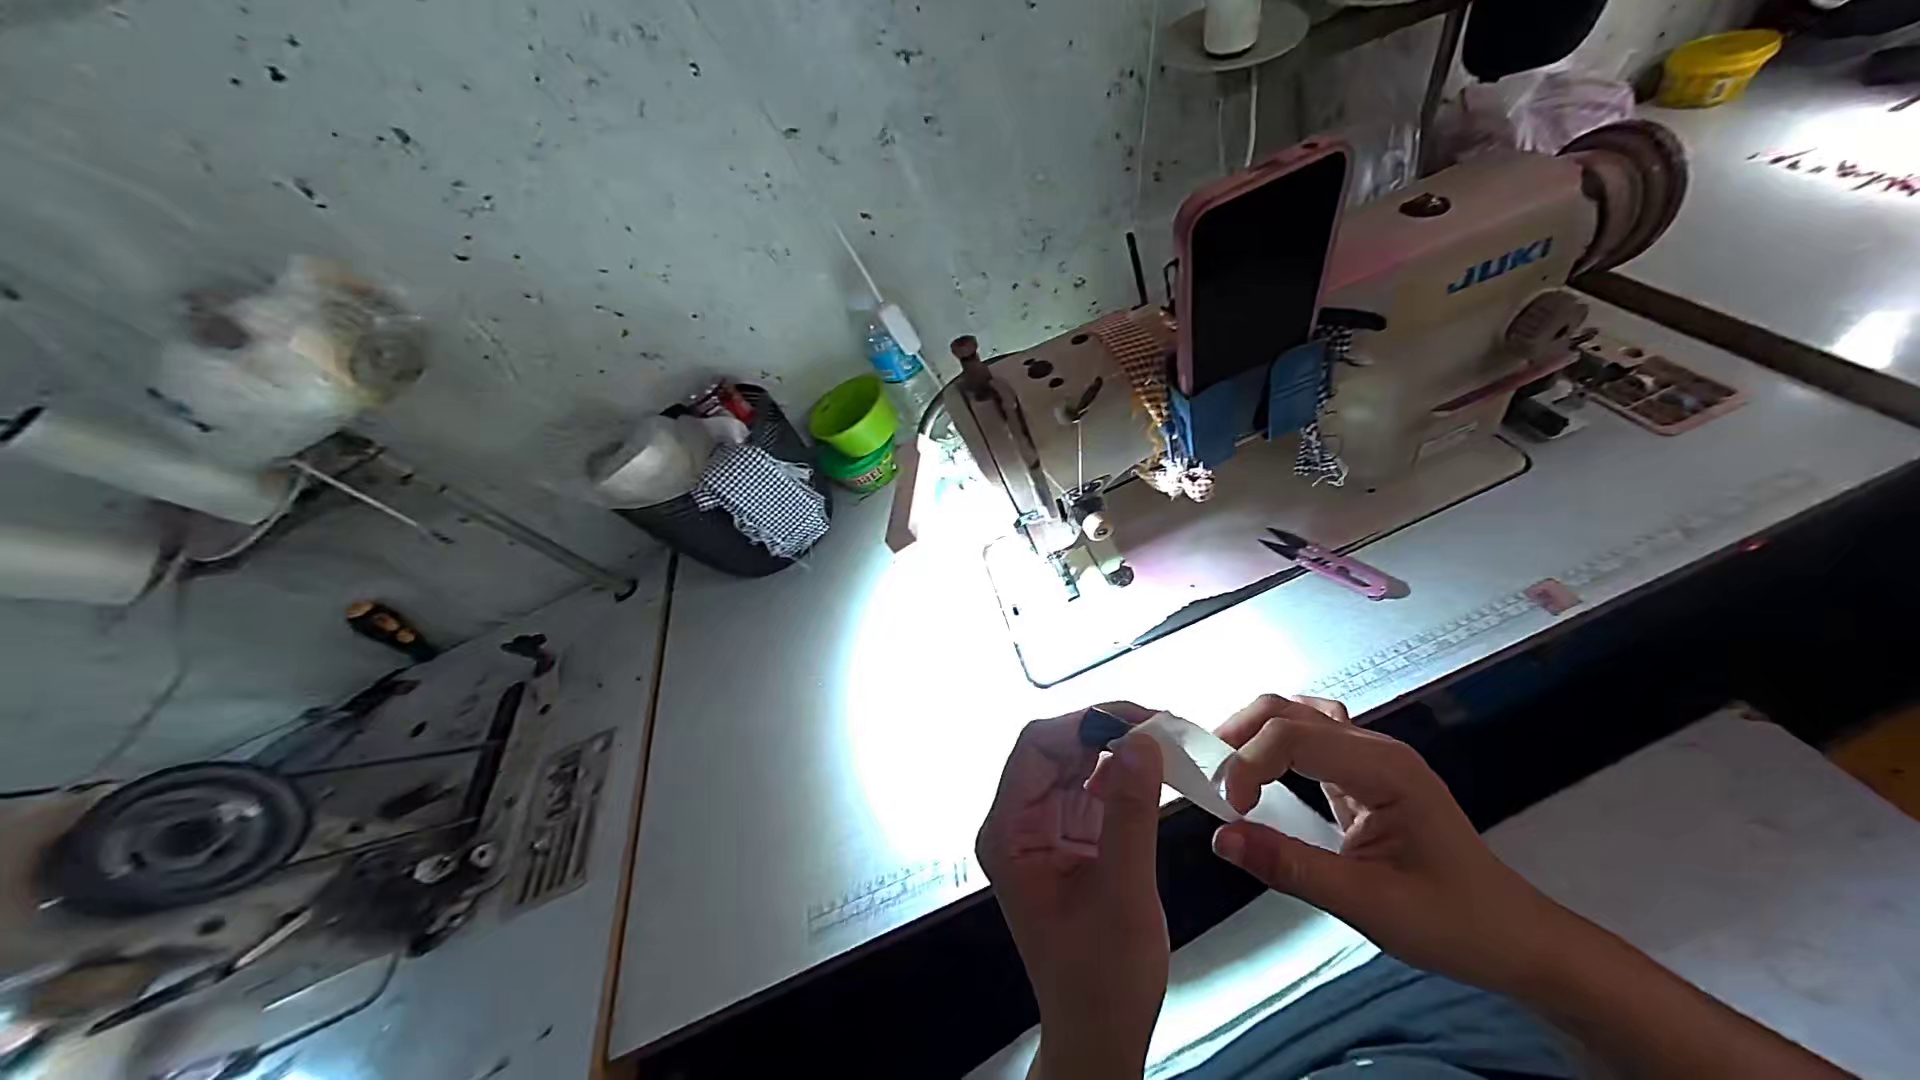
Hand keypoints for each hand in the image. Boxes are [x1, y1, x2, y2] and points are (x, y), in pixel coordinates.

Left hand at [977, 703, 1168, 1079]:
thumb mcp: (1121, 894)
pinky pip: (1094, 786)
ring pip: (1076, 762)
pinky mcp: (1071, 833)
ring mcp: (1045, 825)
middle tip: (1157, 723)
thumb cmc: (1099, 980)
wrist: (1101, 1029)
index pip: (1034, 750)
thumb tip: (1140, 742)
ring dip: (1117, 748)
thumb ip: (1129, 813)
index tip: (1131, 717)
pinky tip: (1152, 769)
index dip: (1081, 724)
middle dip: (1103, 731)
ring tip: (1162, 739)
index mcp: (1008, 832)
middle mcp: (1019, 820)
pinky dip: (1123, 774)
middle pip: (1054, 749)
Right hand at [1209, 695, 1569, 995]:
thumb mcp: (1370, 906)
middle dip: (1238, 735)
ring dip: (1250, 733)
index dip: (1247, 764)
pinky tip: (1258, 768)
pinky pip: (1304, 734)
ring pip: (1292, 713)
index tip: (1229, 810)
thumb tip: (1221, 838)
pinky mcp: (1360, 771)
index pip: (1291, 736)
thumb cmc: (1456, 923)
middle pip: (1286, 709)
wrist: (1517, 939)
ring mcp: (1369, 755)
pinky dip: (1269, 741)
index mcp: (1383, 769)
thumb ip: (1291, 867)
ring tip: (1224, 771)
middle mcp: (1374, 748)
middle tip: (1210, 779)